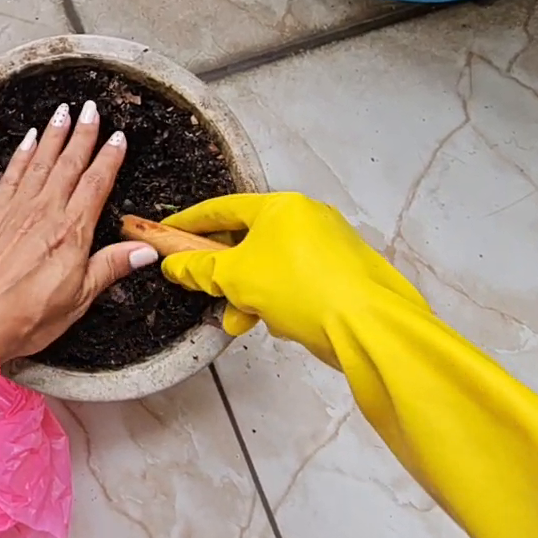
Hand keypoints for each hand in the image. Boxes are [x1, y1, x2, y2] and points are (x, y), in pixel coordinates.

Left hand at [0, 99, 158, 360]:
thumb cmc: (23, 316)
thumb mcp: (78, 299)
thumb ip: (110, 267)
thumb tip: (144, 251)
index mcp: (71, 233)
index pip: (96, 185)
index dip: (109, 159)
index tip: (118, 138)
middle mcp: (44, 213)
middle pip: (69, 164)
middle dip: (83, 134)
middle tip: (91, 109)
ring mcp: (16, 209)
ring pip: (40, 161)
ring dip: (53, 135)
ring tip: (63, 112)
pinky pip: (11, 174)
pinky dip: (22, 154)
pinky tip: (28, 139)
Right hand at [161, 192, 537, 537]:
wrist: (376, 331)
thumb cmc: (297, 289)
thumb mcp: (235, 278)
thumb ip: (199, 269)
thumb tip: (172, 265)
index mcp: (281, 206)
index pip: (221, 208)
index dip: (187, 223)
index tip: (161, 234)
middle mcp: (309, 218)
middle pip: (248, 238)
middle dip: (222, 269)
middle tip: (202, 288)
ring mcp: (334, 247)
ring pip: (273, 265)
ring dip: (249, 291)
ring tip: (238, 320)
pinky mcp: (350, 277)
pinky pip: (298, 282)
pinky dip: (278, 300)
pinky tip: (275, 324)